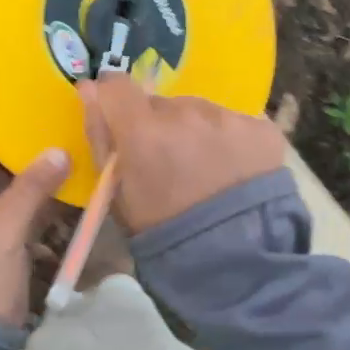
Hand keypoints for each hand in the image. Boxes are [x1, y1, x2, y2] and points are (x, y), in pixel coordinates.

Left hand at [0, 82, 70, 326]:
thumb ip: (29, 189)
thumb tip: (60, 148)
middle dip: (10, 102)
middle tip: (48, 69)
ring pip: (11, 153)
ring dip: (32, 134)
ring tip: (68, 100)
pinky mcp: (13, 215)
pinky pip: (31, 181)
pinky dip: (48, 168)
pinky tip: (78, 148)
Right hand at [77, 74, 286, 233]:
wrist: (237, 264)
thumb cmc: (163, 230)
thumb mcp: (117, 192)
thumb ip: (100, 136)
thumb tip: (88, 88)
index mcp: (142, 129)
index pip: (116, 85)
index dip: (114, 98)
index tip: (119, 116)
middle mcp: (183, 112)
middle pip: (161, 103)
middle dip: (159, 124)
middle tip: (168, 161)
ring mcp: (226, 118)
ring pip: (198, 111)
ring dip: (196, 131)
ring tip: (206, 171)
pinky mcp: (261, 129)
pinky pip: (235, 123)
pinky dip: (231, 141)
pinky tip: (234, 172)